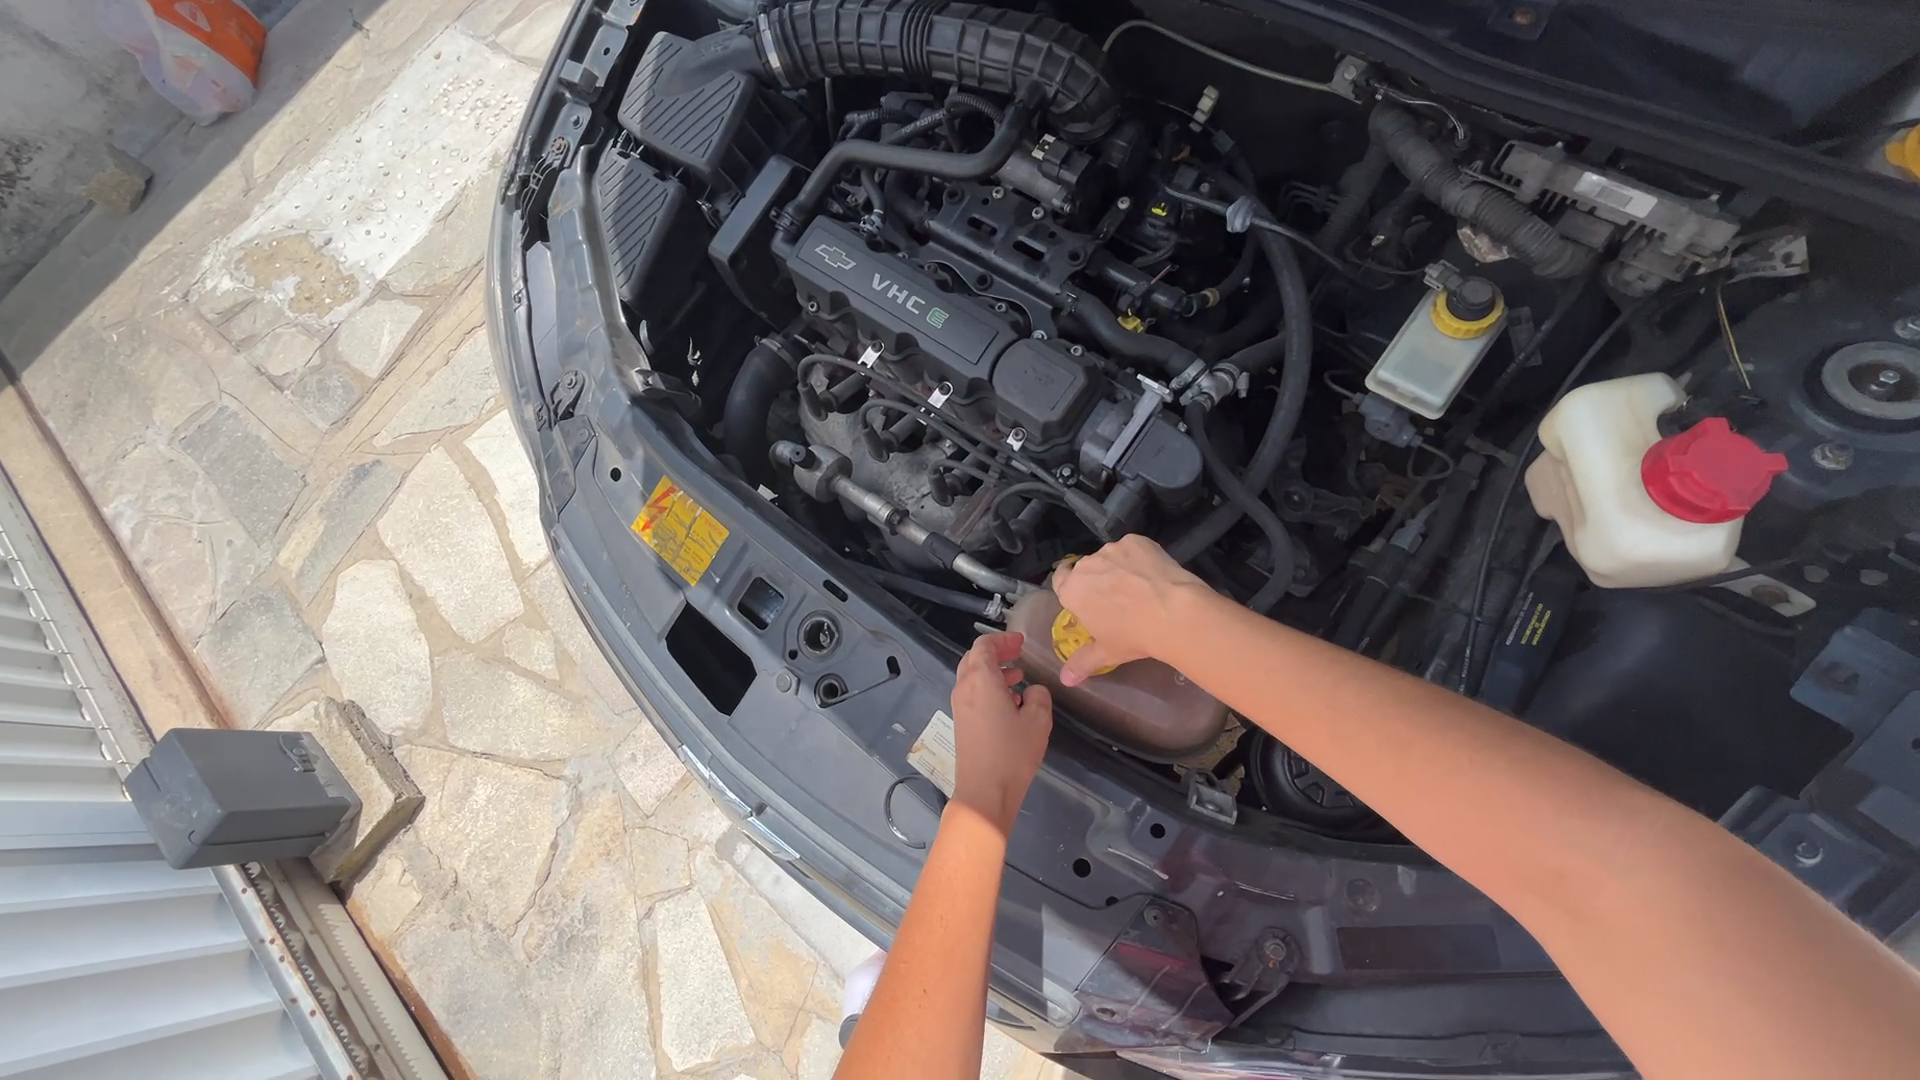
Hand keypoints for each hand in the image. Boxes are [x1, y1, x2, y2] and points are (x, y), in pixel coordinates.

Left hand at [949, 631, 1052, 836]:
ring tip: (1018, 677)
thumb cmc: (1012, 752)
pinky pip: (973, 694)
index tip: (1021, 641)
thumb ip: (1039, 697)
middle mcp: (964, 688)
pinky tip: (1010, 702)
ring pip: (973, 677)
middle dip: (997, 653)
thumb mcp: (1038, 720)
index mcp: (980, 679)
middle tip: (1019, 654)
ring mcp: (959, 706)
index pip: (984, 645)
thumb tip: (1033, 691)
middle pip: (975, 658)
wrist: (984, 791)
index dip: (1003, 639)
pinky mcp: (961, 723)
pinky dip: (989, 688)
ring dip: (993, 672)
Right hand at [1051, 534, 1217, 686]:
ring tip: (1140, 586)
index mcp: (1073, 591)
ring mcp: (1112, 550)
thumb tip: (1065, 680)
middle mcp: (1087, 565)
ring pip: (1111, 557)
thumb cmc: (1134, 636)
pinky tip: (1154, 574)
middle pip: (1087, 568)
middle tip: (1117, 598)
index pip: (1059, 579)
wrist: (1174, 613)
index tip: (1084, 595)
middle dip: (1098, 579)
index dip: (1070, 585)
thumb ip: (1081, 663)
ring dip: (1119, 568)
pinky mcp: (1137, 540)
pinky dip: (1140, 558)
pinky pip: (1133, 549)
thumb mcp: (1106, 653)